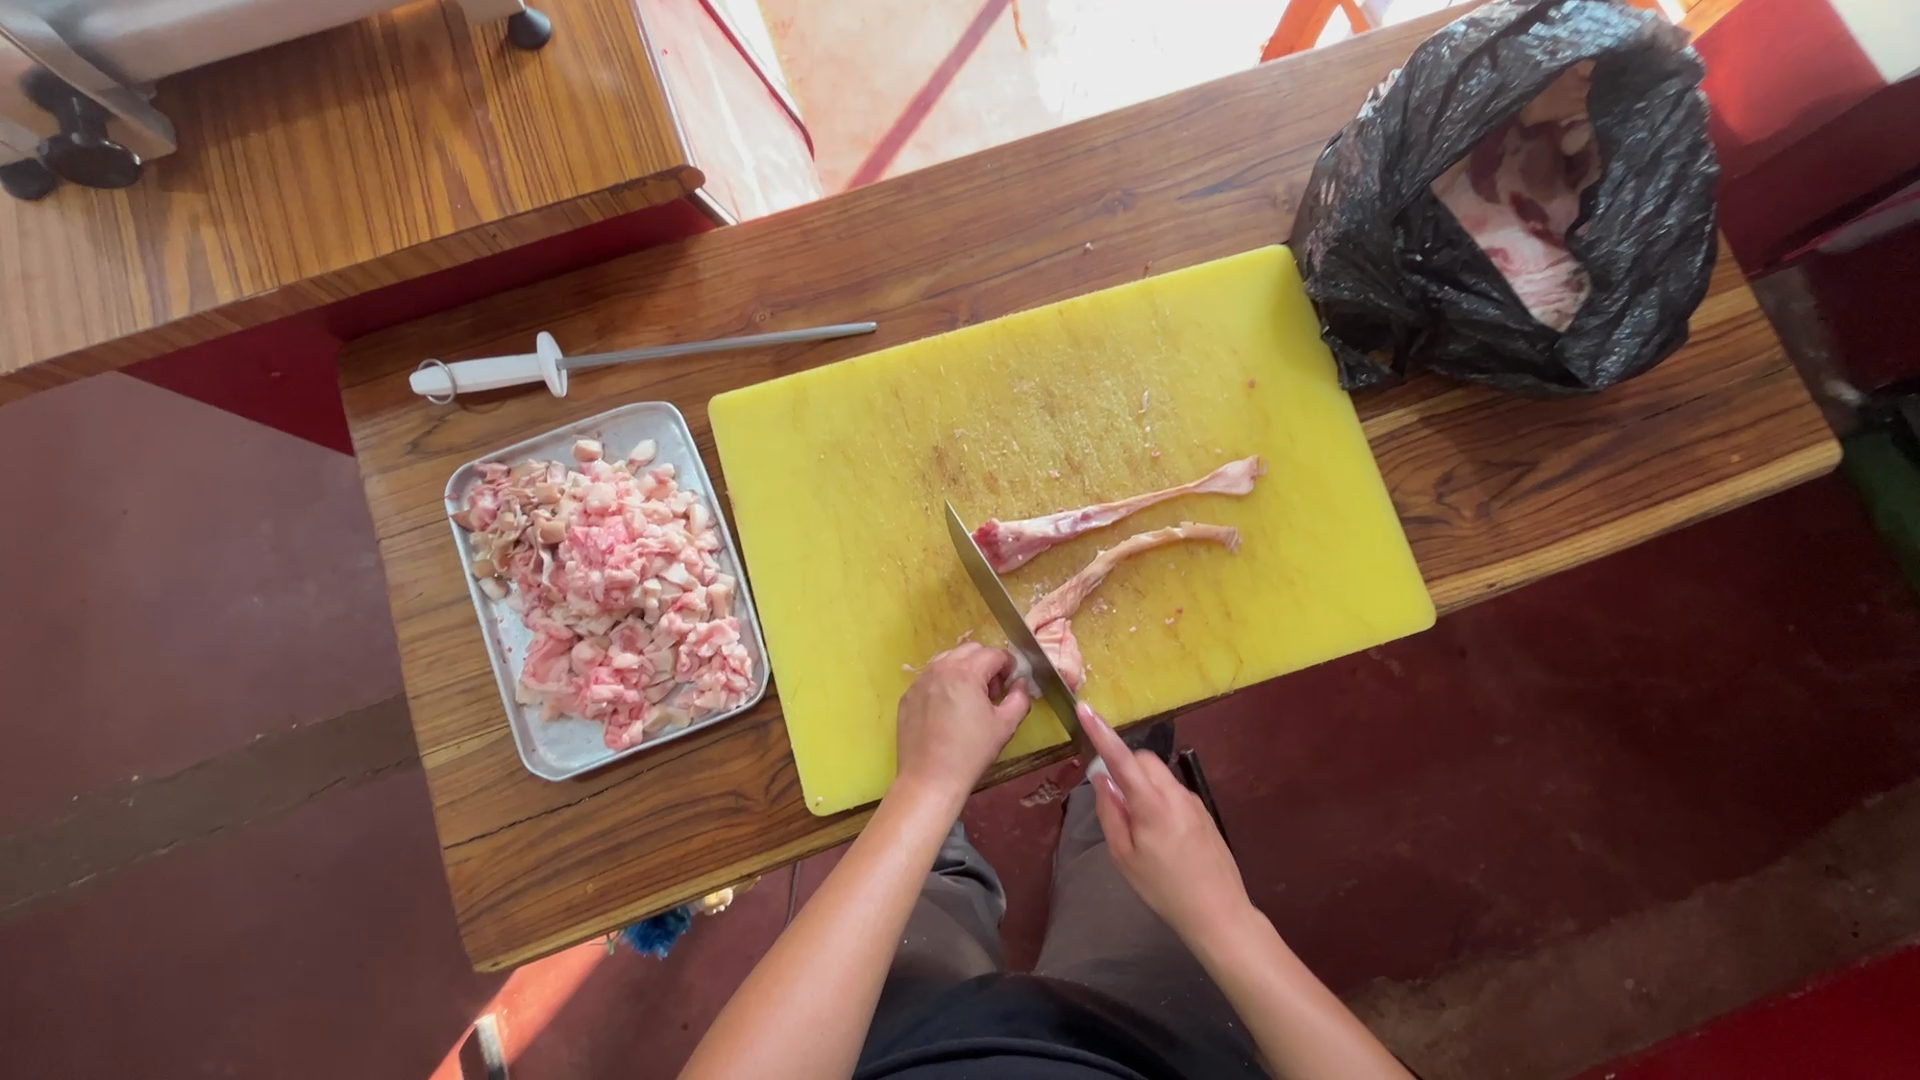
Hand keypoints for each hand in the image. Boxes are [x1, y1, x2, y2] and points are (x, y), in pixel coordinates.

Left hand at [894, 644, 1032, 807]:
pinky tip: (948, 710)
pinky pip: (930, 678)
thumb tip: (1021, 683)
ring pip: (947, 660)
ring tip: (970, 698)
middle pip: (970, 650)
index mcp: (966, 672)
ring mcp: (920, 682)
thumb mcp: (1005, 726)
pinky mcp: (908, 696)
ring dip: (964, 670)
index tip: (1011, 683)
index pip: (994, 654)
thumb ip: (1019, 698)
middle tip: (992, 692)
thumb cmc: (971, 752)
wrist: (930, 779)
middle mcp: (940, 669)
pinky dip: (944, 684)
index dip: (1008, 665)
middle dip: (986, 664)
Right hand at [1080, 703, 1253, 944]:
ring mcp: (1192, 800)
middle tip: (1113, 797)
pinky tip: (1160, 833)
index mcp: (1152, 806)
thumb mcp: (1124, 857)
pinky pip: (1171, 789)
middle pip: (1143, 758)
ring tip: (1138, 824)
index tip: (1085, 709)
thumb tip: (1102, 779)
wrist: (1219, 912)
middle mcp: (1175, 794)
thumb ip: (1110, 813)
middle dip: (1124, 765)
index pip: (1122, 758)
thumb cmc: (1164, 889)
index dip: (1101, 732)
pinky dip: (1157, 795)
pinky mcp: (1202, 810)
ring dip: (1141, 782)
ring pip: (1158, 773)